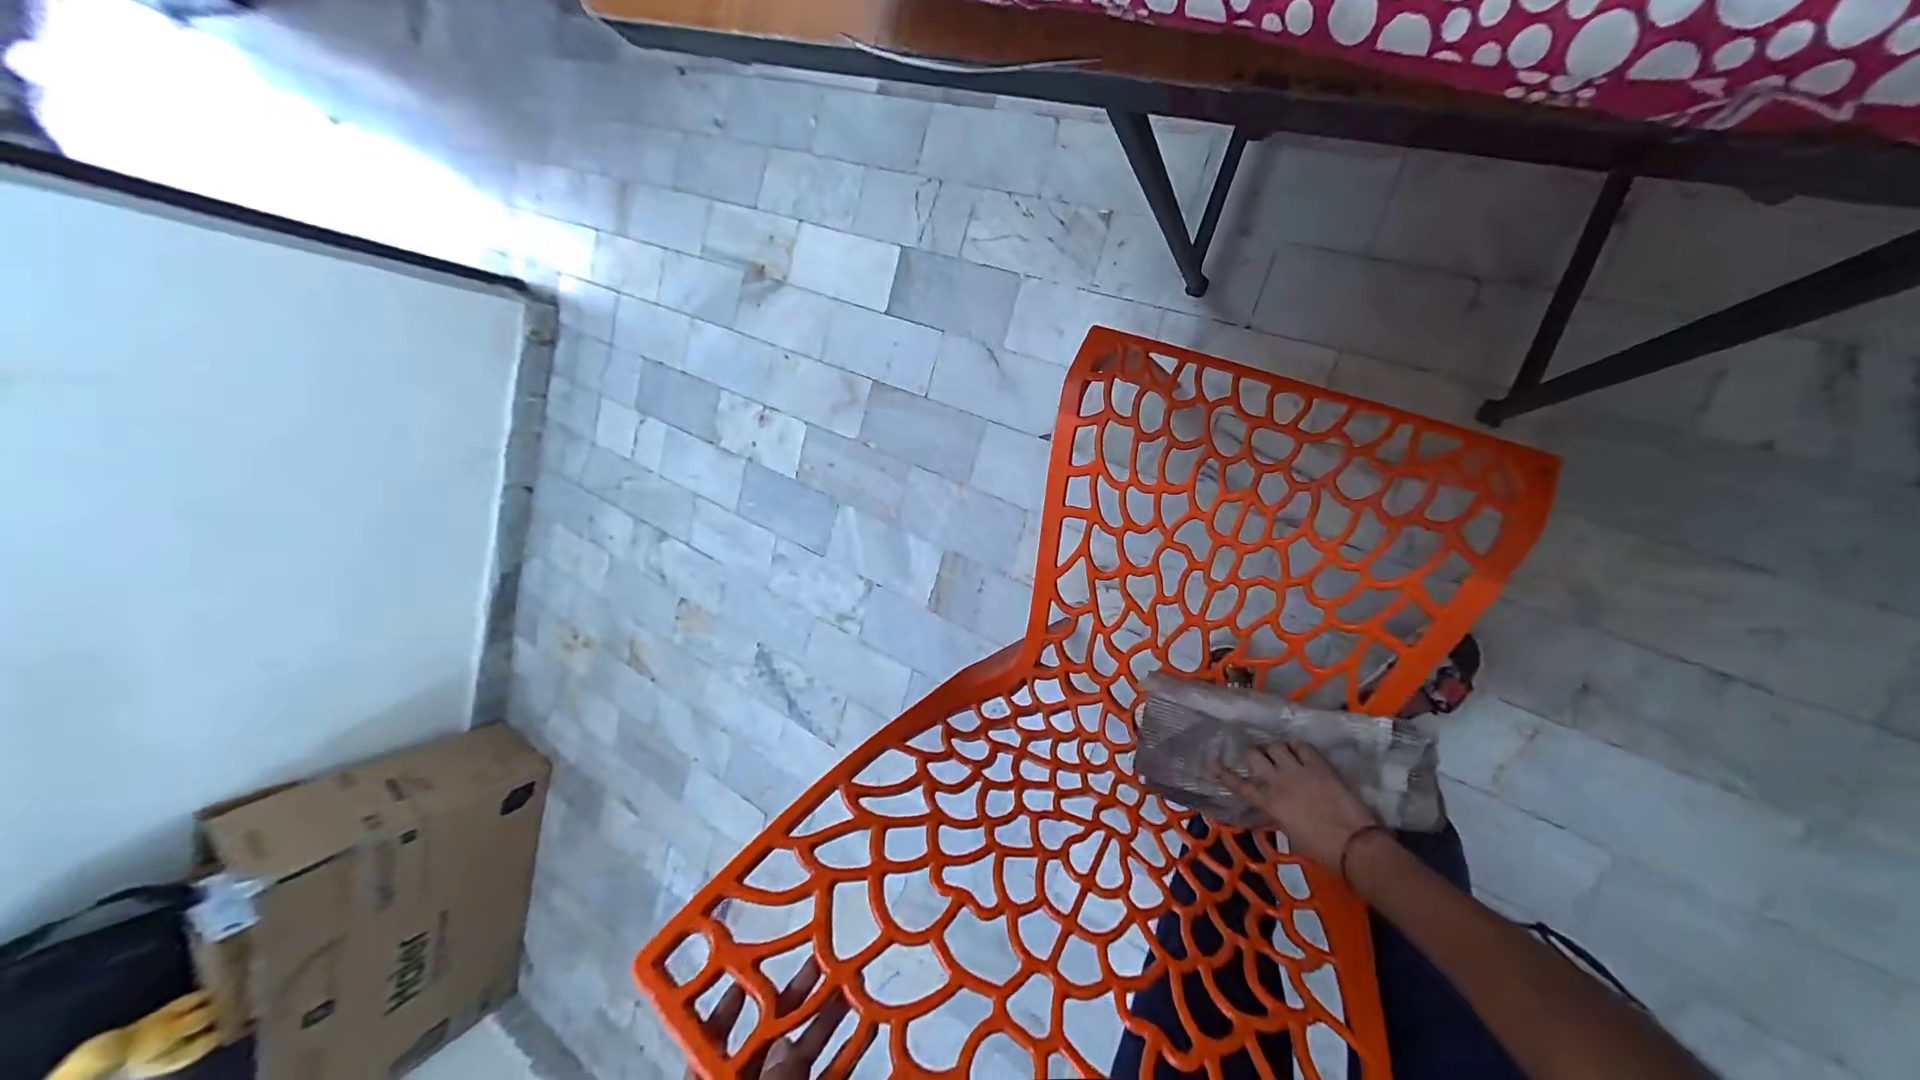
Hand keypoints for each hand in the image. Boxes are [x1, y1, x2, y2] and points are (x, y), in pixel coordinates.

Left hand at [686, 957, 851, 1078]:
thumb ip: (773, 1079)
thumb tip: (787, 1043)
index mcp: (716, 1079)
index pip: (711, 1038)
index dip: (727, 1005)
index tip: (749, 971)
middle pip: (769, 1039)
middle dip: (796, 1002)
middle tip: (822, 962)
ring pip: (802, 1057)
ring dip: (827, 1025)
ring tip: (852, 989)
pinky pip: (828, 1079)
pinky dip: (846, 1059)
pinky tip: (869, 1035)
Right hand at [1215, 743, 1380, 867]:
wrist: (1354, 845)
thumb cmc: (1321, 849)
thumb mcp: (1290, 832)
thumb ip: (1277, 814)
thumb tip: (1272, 806)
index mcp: (1269, 804)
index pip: (1239, 785)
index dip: (1224, 773)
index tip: (1212, 762)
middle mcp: (1278, 783)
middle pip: (1255, 756)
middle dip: (1253, 753)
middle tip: (1258, 755)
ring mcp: (1299, 772)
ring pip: (1276, 747)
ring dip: (1275, 749)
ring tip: (1280, 753)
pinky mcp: (1319, 767)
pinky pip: (1302, 747)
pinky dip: (1298, 747)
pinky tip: (1300, 752)